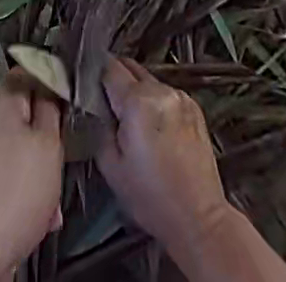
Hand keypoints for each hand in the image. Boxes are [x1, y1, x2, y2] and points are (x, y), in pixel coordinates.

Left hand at [0, 70, 65, 274]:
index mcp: (1, 96)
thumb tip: (52, 80)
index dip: (57, 81)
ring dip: (46, 167)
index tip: (75, 103)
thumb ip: (52, 106)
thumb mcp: (48, 140)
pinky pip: (17, 171)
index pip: (33, 70)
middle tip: (65, 152)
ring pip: (28, 145)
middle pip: (32, 111)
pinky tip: (44, 213)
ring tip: (54, 194)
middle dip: (52, 133)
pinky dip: (32, 187)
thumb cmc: (17, 187)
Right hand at [97, 56, 231, 251]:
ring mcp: (180, 98)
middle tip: (106, 105)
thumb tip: (94, 106)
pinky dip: (155, 103)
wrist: (198, 217)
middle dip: (115, 80)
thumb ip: (98, 126)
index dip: (95, 74)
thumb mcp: (110, 165)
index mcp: (138, 101)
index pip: (109, 67)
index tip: (87, 85)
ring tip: (132, 124)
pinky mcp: (194, 109)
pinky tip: (153, 130)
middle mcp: (161, 92)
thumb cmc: (153, 198)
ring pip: (148, 80)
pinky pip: (165, 94)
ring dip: (136, 92)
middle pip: (130, 67)